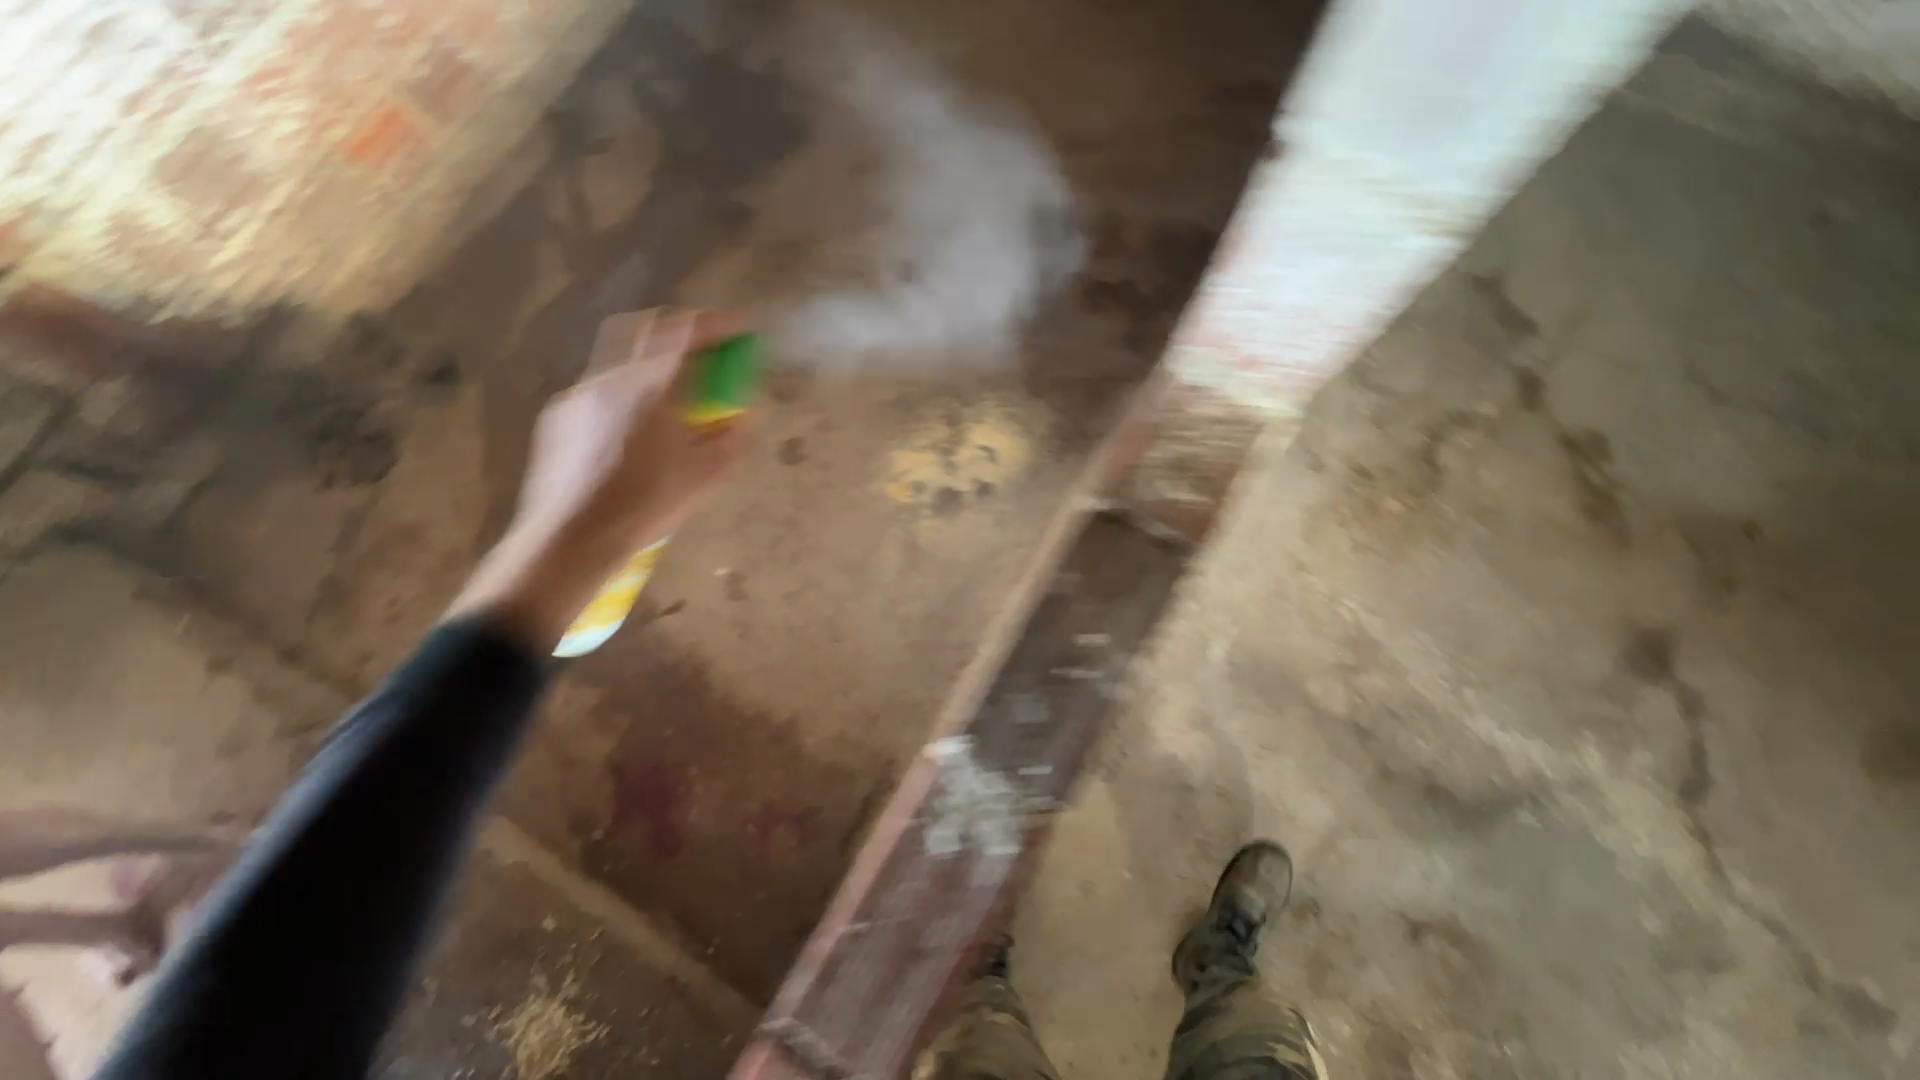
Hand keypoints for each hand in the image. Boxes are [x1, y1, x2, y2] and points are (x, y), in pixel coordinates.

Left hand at [448, 310, 750, 648]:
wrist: (574, 536)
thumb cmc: (647, 505)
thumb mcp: (706, 476)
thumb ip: (731, 437)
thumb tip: (742, 417)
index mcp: (654, 387)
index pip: (686, 330)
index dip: (717, 324)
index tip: (739, 331)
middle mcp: (613, 377)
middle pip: (646, 326)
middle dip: (678, 329)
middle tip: (700, 349)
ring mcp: (580, 393)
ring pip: (620, 359)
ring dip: (649, 364)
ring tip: (666, 398)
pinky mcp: (559, 415)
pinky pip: (598, 390)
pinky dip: (623, 395)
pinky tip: (630, 432)